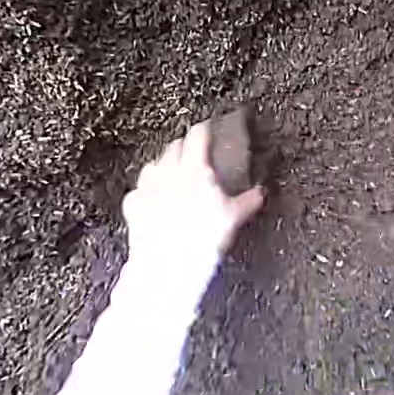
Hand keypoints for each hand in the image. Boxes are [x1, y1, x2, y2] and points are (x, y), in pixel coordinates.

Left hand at [121, 120, 265, 288]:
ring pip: (153, 164)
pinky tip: (153, 200)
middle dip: (184, 146)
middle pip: (174, 146)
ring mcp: (147, 188)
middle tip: (195, 152)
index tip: (208, 128)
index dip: (205, 129)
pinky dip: (146, 191)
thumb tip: (260, 193)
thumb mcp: (233, 218)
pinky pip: (138, 190)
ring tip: (173, 174)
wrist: (167, 266)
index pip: (198, 136)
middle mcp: (168, 172)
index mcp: (194, 169)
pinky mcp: (133, 206)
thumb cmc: (200, 241)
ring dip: (163, 165)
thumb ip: (248, 201)